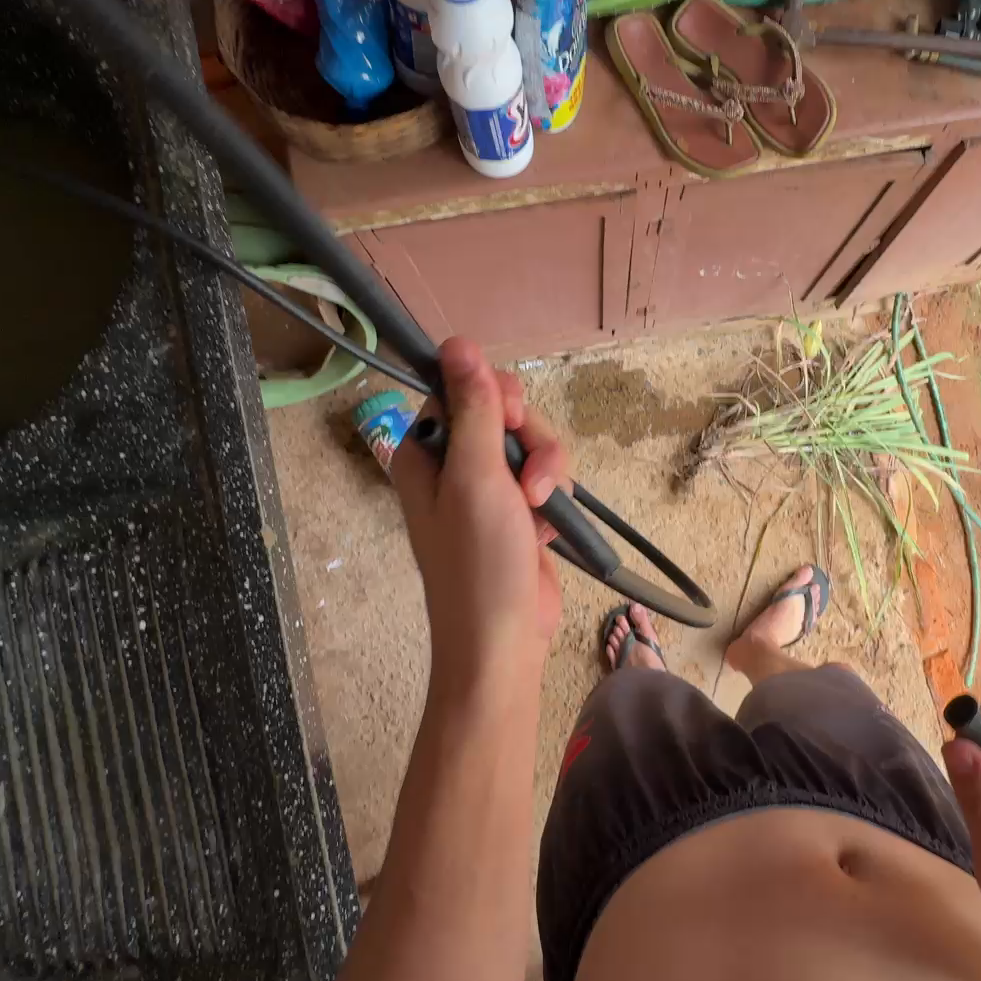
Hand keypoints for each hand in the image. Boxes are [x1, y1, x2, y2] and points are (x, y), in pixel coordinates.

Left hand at [390, 338, 570, 692]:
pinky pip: (546, 476)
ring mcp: (489, 489)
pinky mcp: (519, 510)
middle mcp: (455, 464)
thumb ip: (474, 409)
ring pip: (533, 445)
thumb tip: (458, 342)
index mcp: (428, 450)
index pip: (463, 390)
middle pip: (506, 414)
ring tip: (541, 510)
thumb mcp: (476, 478)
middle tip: (531, 480)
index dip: (495, 397)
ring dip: (548, 472)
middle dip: (531, 442)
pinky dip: (553, 497)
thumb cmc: (479, 560)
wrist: (503, 638)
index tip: (512, 420)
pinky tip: (547, 527)